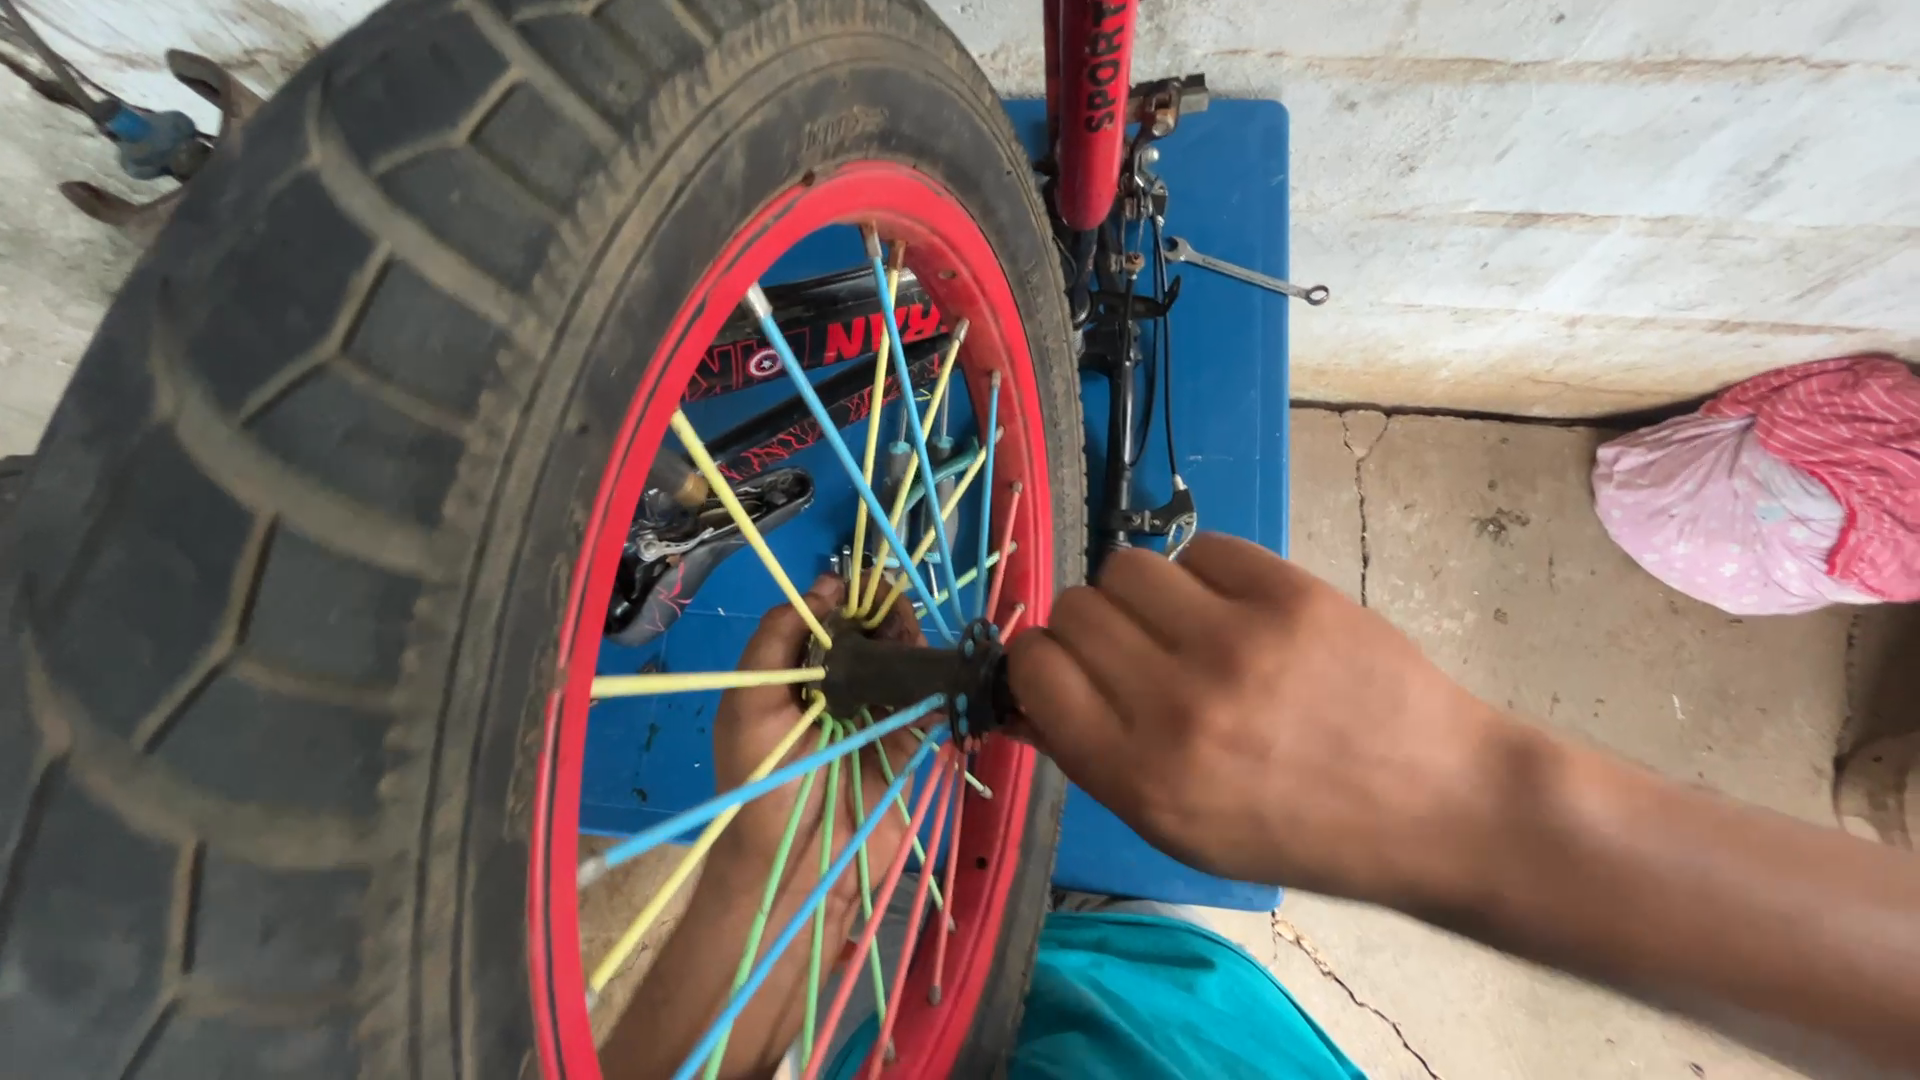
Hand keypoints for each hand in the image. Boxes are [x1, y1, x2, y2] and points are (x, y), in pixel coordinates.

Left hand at [709, 575, 930, 906]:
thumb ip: (774, 642)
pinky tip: (932, 660)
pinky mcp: (913, 737)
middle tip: (888, 605)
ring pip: (904, 655)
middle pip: (872, 632)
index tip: (856, 584)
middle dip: (882, 609)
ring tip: (906, 629)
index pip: (827, 620)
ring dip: (909, 634)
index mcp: (799, 675)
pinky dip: (937, 671)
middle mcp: (841, 686)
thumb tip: (822, 586)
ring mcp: (880, 710)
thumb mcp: (749, 708)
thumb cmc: (761, 787)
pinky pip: (931, 694)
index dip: (843, 596)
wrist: (799, 868)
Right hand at [1006, 533, 1508, 906]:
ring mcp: (1236, 642)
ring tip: (1178, 620)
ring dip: (1136, 592)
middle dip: (1086, 626)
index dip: (1037, 660)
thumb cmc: (1294, 831)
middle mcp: (1177, 706)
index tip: (1061, 666)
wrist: (1436, 806)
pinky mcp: (1289, 594)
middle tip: (1130, 648)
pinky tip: (1232, 607)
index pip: (1034, 670)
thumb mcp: (1175, 830)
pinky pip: (1198, 548)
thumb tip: (1023, 695)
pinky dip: (1201, 573)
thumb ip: (1088, 759)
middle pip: (1073, 609)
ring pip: (1123, 566)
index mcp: (1141, 777)